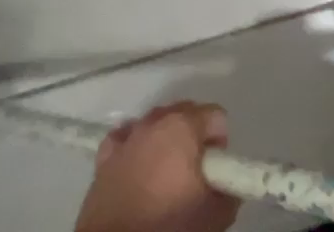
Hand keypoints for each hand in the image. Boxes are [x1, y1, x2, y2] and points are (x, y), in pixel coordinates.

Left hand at [76, 102, 239, 231]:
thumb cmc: (170, 223)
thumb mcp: (215, 213)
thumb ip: (230, 190)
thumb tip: (227, 186)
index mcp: (184, 127)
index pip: (216, 115)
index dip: (220, 141)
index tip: (216, 168)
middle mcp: (154, 123)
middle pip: (185, 112)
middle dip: (195, 134)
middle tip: (196, 169)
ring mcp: (127, 139)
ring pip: (154, 122)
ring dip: (166, 138)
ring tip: (167, 170)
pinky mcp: (103, 160)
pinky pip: (124, 138)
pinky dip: (134, 145)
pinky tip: (138, 163)